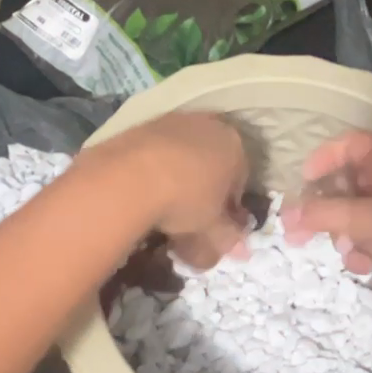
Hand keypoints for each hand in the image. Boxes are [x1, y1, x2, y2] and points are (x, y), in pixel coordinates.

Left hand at [87, 112, 251, 268]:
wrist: (130, 176)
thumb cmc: (187, 201)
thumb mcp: (214, 230)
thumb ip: (229, 238)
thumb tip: (240, 250)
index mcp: (235, 146)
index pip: (240, 179)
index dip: (229, 207)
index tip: (216, 227)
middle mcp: (207, 126)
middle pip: (210, 163)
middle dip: (203, 190)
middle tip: (189, 220)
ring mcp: (172, 122)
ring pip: (181, 156)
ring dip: (176, 180)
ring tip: (161, 210)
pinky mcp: (140, 126)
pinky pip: (154, 154)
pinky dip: (151, 172)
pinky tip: (140, 194)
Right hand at [282, 131, 371, 324]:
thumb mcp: (367, 221)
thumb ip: (322, 215)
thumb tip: (284, 215)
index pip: (351, 144)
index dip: (325, 157)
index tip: (304, 182)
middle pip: (348, 182)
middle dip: (326, 207)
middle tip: (302, 229)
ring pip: (355, 213)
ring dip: (343, 232)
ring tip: (345, 251)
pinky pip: (369, 237)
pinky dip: (362, 249)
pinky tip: (366, 267)